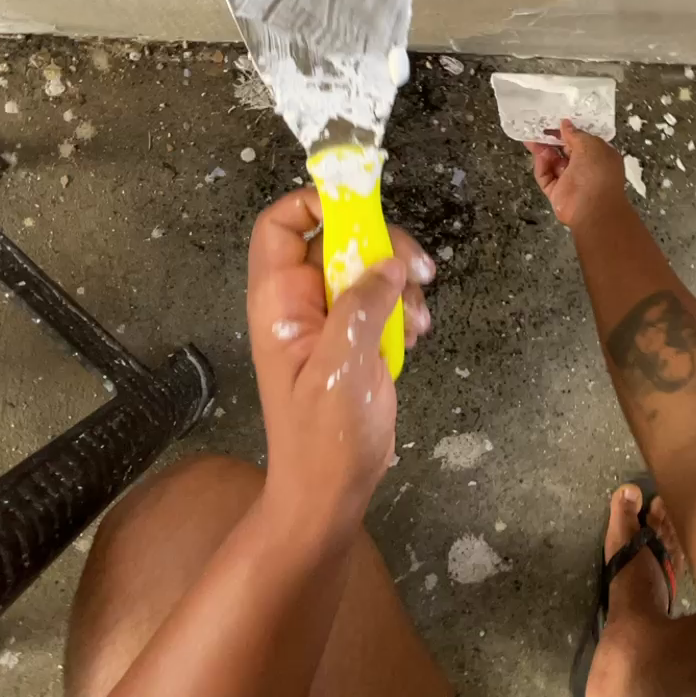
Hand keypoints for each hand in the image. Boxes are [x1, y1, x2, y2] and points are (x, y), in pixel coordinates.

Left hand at [245, 188, 436, 539]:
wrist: (332, 493)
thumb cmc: (324, 437)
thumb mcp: (342, 367)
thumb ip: (362, 305)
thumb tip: (388, 262)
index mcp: (279, 301)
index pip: (280, 225)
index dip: (314, 203)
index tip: (363, 208)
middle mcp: (302, 301)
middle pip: (338, 238)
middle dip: (381, 248)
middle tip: (416, 270)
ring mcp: (331, 318)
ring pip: (368, 266)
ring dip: (400, 284)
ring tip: (415, 323)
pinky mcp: (356, 335)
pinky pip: (383, 297)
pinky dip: (404, 307)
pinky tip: (413, 335)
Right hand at [526, 119, 629, 229]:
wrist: (593, 209)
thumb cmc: (597, 172)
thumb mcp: (590, 145)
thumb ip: (575, 134)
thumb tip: (565, 124)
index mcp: (599, 156)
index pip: (582, 141)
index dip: (569, 131)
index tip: (555, 122)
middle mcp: (585, 168)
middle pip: (565, 151)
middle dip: (552, 140)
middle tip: (537, 129)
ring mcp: (570, 181)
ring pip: (553, 163)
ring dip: (544, 151)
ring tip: (533, 141)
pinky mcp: (557, 192)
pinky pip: (546, 176)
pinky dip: (542, 166)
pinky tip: (540, 157)